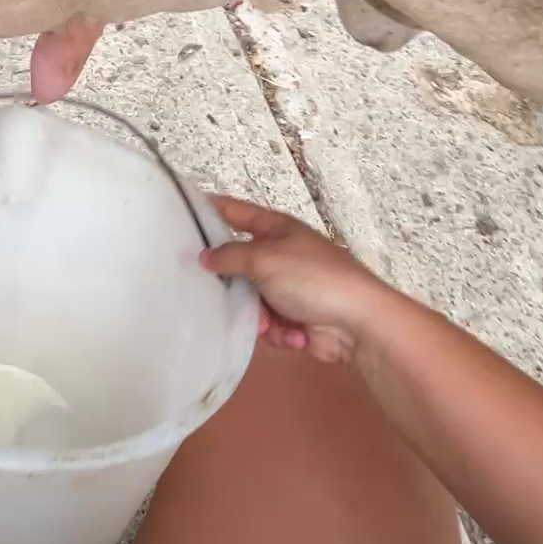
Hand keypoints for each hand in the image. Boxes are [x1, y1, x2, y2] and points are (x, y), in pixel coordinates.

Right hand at [199, 195, 400, 363]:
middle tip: (217, 292)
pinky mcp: (298, 317)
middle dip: (234, 284)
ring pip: (252, 299)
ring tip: (268, 324)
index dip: (211, 208)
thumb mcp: (262, 259)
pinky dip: (279, 331)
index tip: (183, 209)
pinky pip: (270, 322)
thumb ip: (228, 256)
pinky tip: (294, 336)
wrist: (359, 324)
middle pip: (240, 263)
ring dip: (259, 315)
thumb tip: (204, 257)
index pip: (236, 212)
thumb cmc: (311, 278)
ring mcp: (290, 287)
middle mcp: (281, 255)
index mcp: (277, 229)